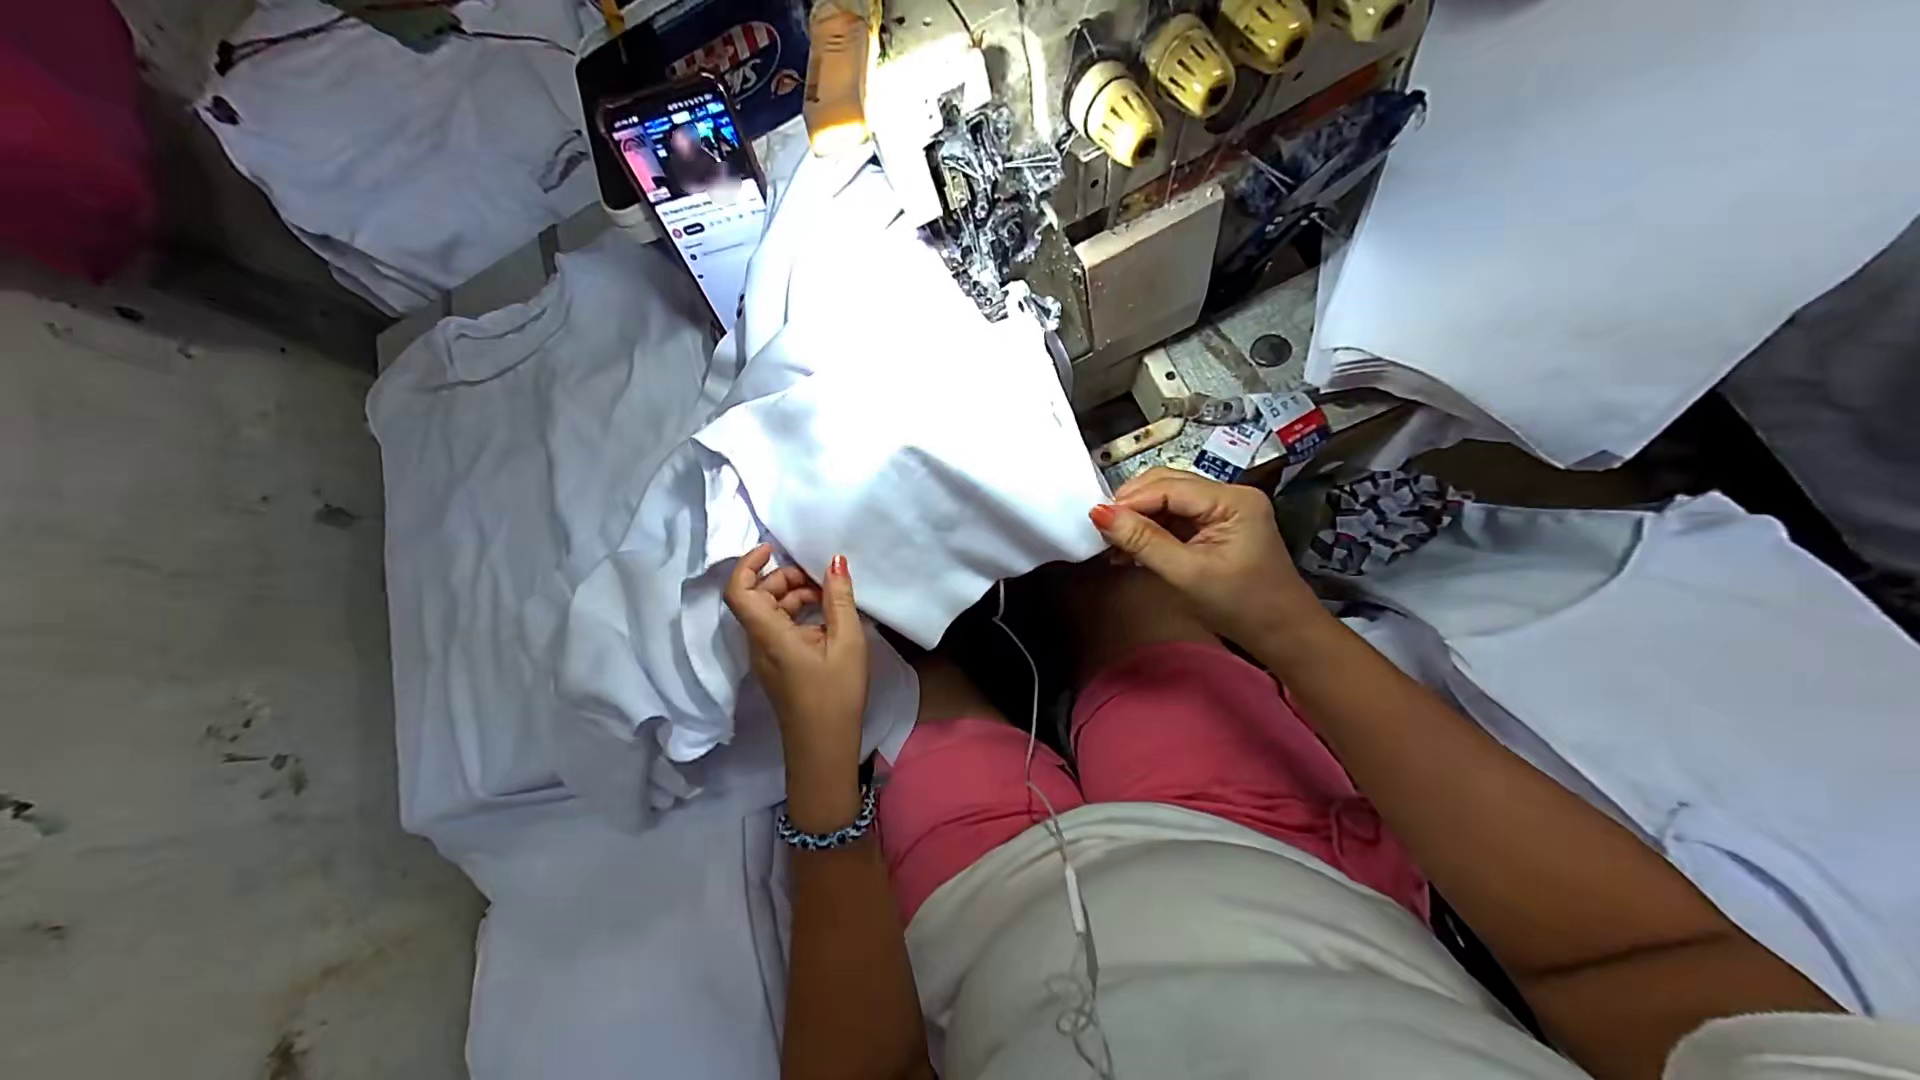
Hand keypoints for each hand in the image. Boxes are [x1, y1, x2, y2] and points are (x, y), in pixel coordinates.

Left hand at [724, 545, 869, 828]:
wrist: (823, 747)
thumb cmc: (835, 695)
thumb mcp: (847, 643)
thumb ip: (839, 599)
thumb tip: (835, 562)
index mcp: (768, 635)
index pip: (738, 591)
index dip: (749, 563)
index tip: (775, 549)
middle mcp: (759, 642)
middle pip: (757, 597)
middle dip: (785, 578)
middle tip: (821, 578)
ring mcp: (767, 656)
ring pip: (770, 613)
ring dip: (795, 596)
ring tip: (831, 597)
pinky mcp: (778, 665)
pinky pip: (780, 629)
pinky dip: (799, 615)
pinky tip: (829, 620)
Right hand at [1089, 467, 1319, 648]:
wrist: (1282, 636)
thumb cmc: (1241, 606)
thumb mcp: (1187, 574)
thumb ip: (1143, 541)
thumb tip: (1099, 513)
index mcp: (1232, 499)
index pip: (1168, 487)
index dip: (1130, 501)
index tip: (1095, 521)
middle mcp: (1229, 495)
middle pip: (1167, 485)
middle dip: (1131, 505)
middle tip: (1102, 530)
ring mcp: (1223, 510)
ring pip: (1167, 500)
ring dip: (1138, 518)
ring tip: (1113, 542)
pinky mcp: (1215, 526)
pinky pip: (1174, 517)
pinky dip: (1150, 530)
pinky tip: (1131, 548)